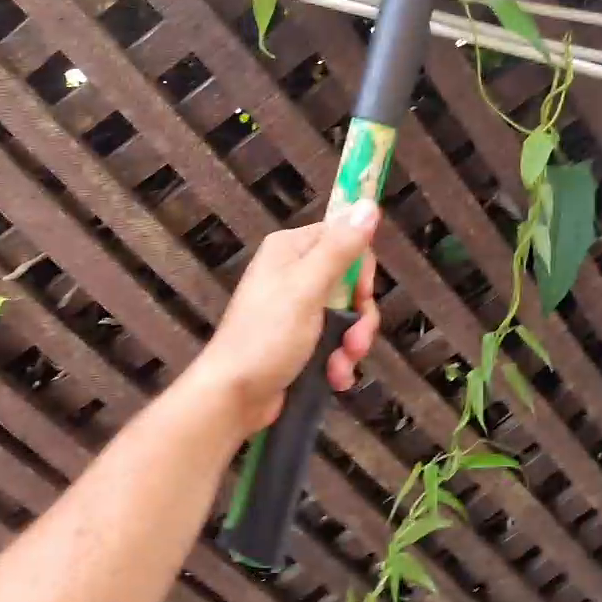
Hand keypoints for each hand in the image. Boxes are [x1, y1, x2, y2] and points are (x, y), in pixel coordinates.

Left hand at [184, 200, 382, 433]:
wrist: (232, 397)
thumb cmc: (267, 337)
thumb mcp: (308, 288)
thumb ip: (340, 248)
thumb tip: (369, 204)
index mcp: (290, 248)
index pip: (344, 237)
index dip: (360, 268)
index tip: (362, 295)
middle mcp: (293, 270)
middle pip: (349, 278)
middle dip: (359, 314)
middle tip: (356, 341)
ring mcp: (296, 305)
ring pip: (346, 311)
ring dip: (352, 340)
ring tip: (343, 364)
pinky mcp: (299, 336)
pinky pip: (334, 336)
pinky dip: (340, 357)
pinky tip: (335, 377)